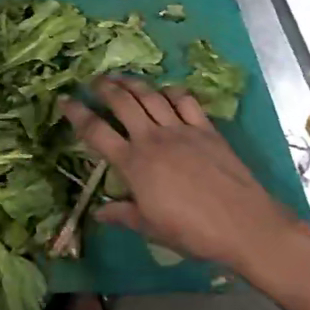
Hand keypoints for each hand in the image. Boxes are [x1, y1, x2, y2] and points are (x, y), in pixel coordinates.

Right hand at [59, 77, 294, 265]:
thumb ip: (122, 214)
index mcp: (133, 163)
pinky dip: (171, 91)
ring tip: (120, 78)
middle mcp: (152, 139)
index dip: (76, 114)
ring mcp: (181, 131)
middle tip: (93, 81)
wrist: (244, 226)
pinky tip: (165, 91)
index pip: (96, 132)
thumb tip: (99, 212)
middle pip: (122, 103)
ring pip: (151, 96)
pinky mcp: (206, 130)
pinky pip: (186, 101)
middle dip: (104, 88)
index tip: (64, 101)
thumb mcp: (150, 227)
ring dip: (132, 83)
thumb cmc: (191, 231)